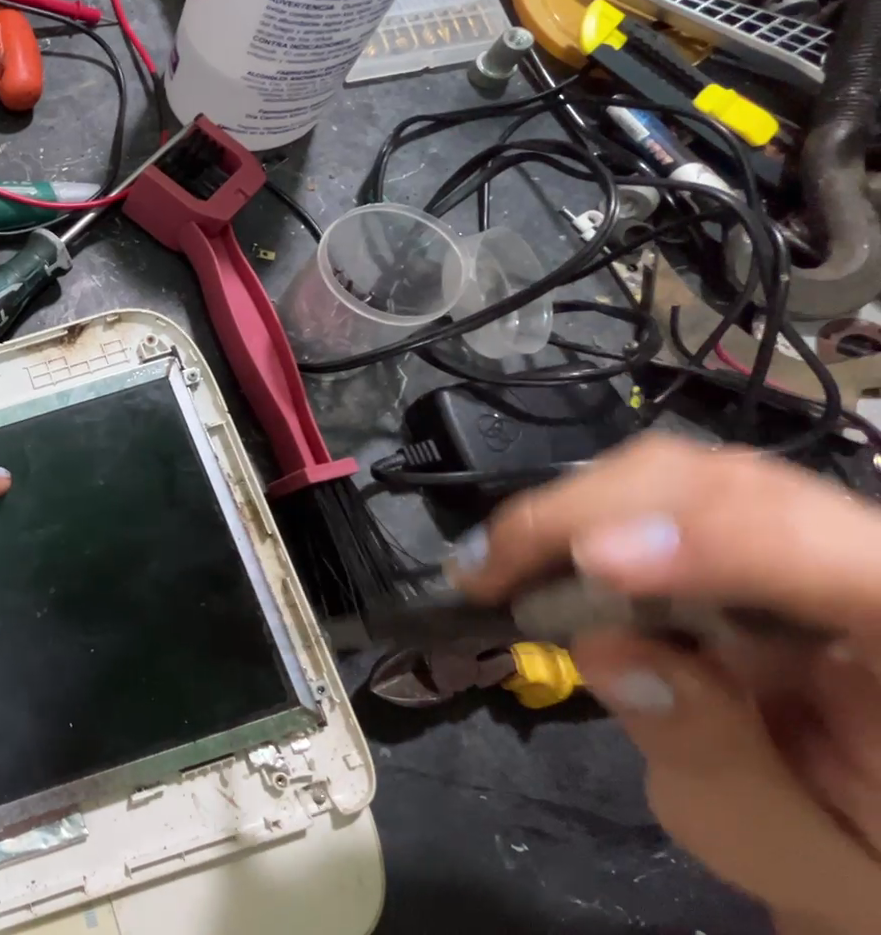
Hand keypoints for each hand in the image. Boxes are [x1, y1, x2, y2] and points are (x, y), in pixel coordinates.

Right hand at [454, 435, 880, 933]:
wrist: (863, 823)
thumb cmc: (844, 855)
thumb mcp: (789, 848)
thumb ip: (715, 759)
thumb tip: (609, 650)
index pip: (853, 568)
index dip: (725, 543)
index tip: (596, 563)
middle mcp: (867, 570)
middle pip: (738, 491)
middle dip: (595, 514)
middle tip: (488, 572)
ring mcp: (811, 546)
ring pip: (686, 476)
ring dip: (570, 514)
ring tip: (492, 569)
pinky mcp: (749, 541)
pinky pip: (657, 498)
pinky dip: (574, 522)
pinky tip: (524, 562)